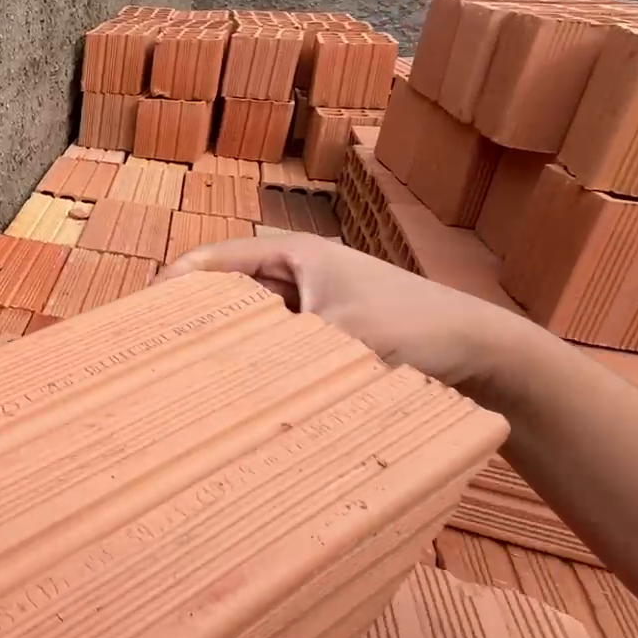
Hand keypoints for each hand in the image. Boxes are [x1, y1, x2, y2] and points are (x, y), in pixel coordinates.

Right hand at [158, 233, 535, 391]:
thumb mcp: (346, 341)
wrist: (494, 355)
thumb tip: (223, 383)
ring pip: (246, 314)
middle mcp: (296, 271)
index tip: (143, 311)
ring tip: (184, 359)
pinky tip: (234, 376)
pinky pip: (270, 337)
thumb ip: (282, 354)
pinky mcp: (322, 329)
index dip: (174, 281)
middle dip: (190, 309)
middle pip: (224, 286)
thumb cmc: (421, 329)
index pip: (214, 259)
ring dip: (222, 334)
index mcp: (294, 254)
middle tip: (156, 339)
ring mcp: (309, 301)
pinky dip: (250, 351)